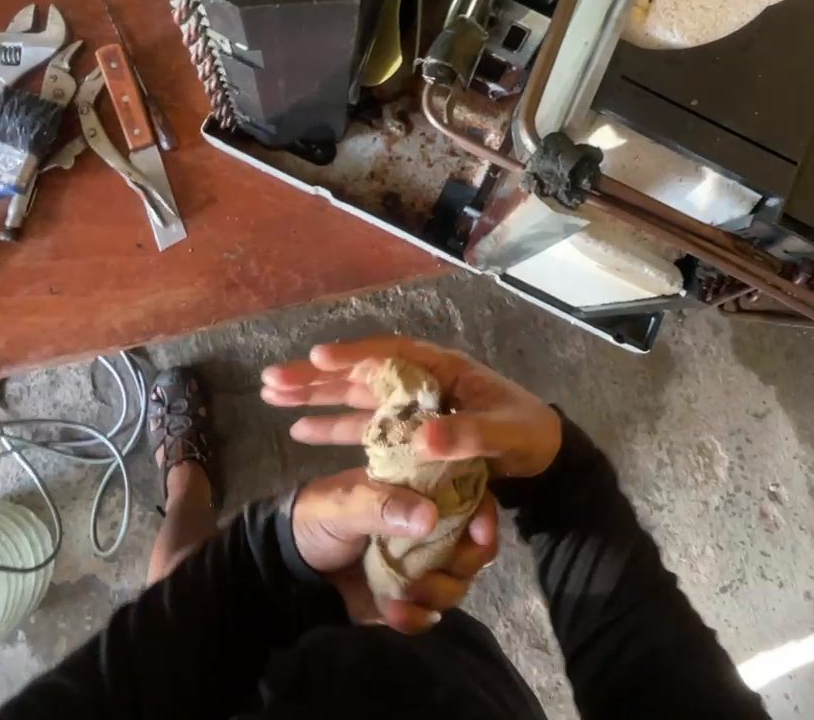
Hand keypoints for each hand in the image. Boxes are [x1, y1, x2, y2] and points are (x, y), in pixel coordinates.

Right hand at [262, 336, 563, 479]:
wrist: (543, 458)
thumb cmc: (526, 434)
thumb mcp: (504, 433)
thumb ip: (467, 435)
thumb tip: (420, 438)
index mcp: (440, 370)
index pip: (390, 354)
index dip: (353, 355)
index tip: (316, 358)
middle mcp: (418, 383)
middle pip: (360, 373)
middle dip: (316, 377)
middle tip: (270, 380)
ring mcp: (410, 408)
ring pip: (354, 397)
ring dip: (315, 398)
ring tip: (272, 398)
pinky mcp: (407, 433)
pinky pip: (364, 427)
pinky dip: (333, 428)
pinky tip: (301, 432)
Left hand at [292, 468, 499, 633]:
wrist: (290, 570)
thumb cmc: (318, 517)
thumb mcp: (343, 502)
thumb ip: (382, 505)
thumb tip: (431, 517)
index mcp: (420, 489)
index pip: (469, 494)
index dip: (484, 512)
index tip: (481, 533)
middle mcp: (431, 525)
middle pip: (475, 544)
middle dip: (465, 561)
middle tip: (440, 570)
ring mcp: (422, 564)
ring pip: (458, 581)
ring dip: (439, 591)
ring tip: (403, 594)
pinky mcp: (409, 599)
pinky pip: (431, 614)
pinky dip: (418, 618)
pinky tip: (393, 614)